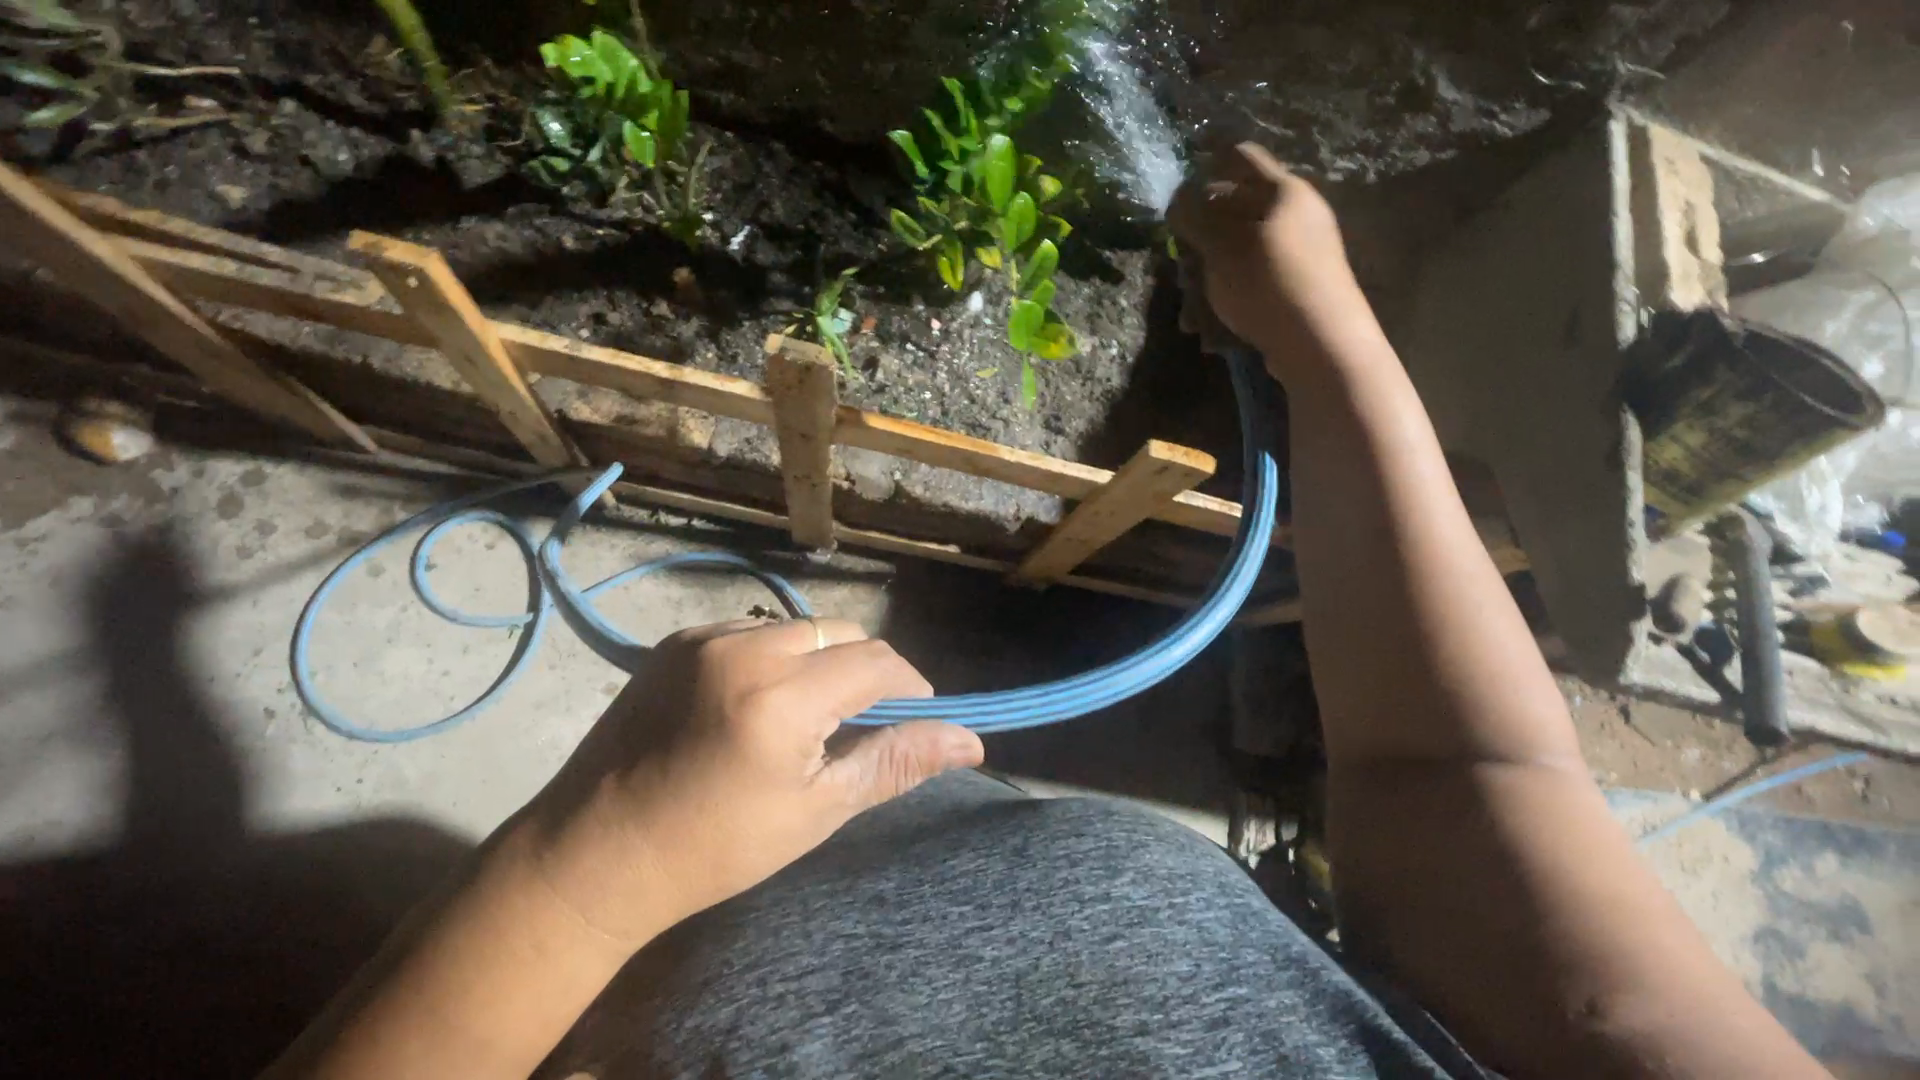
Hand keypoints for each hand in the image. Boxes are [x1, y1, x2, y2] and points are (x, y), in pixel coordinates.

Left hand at [517, 618, 983, 946]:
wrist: (595, 854)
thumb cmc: (715, 849)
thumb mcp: (816, 811)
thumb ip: (895, 763)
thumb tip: (971, 741)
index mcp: (781, 697)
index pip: (877, 662)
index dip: (909, 688)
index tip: (913, 720)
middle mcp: (744, 648)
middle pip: (840, 634)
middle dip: (864, 672)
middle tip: (854, 726)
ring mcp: (703, 638)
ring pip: (797, 628)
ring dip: (818, 660)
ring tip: (801, 716)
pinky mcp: (674, 641)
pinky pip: (751, 630)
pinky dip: (772, 656)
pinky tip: (754, 703)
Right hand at [1167, 143, 1372, 377]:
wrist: (1321, 344)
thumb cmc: (1268, 283)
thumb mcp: (1221, 246)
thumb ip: (1194, 216)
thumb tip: (1177, 200)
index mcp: (1282, 192)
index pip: (1239, 157)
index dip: (1203, 166)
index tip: (1174, 197)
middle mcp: (1293, 216)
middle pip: (1231, 213)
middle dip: (1197, 245)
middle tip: (1180, 272)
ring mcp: (1296, 255)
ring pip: (1235, 257)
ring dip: (1205, 286)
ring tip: (1191, 319)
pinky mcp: (1294, 290)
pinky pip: (1250, 286)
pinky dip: (1226, 305)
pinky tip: (1211, 335)